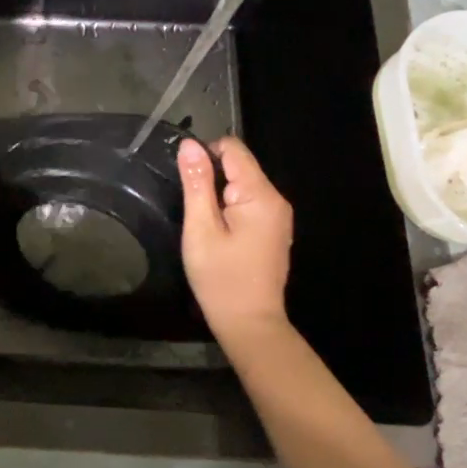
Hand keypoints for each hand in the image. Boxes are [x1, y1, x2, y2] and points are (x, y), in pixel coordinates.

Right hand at [178, 136, 293, 341]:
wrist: (249, 323)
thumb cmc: (221, 278)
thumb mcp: (200, 228)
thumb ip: (196, 183)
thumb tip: (189, 144)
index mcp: (260, 195)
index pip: (233, 149)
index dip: (205, 156)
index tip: (188, 184)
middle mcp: (276, 199)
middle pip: (239, 164)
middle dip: (212, 177)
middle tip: (195, 211)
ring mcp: (278, 215)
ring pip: (242, 183)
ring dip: (219, 194)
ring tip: (205, 223)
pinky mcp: (273, 229)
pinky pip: (249, 201)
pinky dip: (230, 207)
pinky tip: (219, 233)